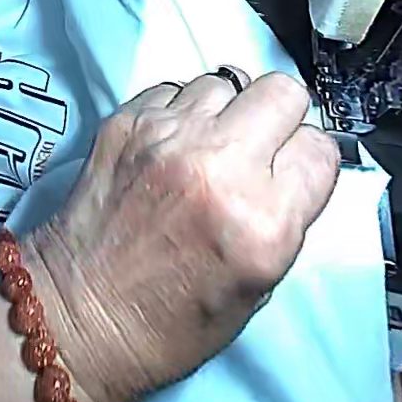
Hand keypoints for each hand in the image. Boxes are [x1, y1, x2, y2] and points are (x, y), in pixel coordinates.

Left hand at [20, 69, 339, 401]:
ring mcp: (167, 134)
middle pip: (281, 91)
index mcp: (263, 222)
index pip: (320, 148)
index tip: (293, 167)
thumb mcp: (260, 284)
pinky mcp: (126, 119)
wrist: (81, 309)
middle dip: (279, 115)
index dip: (309, 158)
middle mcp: (218, 165)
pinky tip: (169, 142)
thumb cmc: (173, 319)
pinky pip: (175, 88)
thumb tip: (292, 160)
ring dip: (225, 110)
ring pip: (226, 82)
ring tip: (207, 143)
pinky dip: (179, 109)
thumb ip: (285, 213)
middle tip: (258, 143)